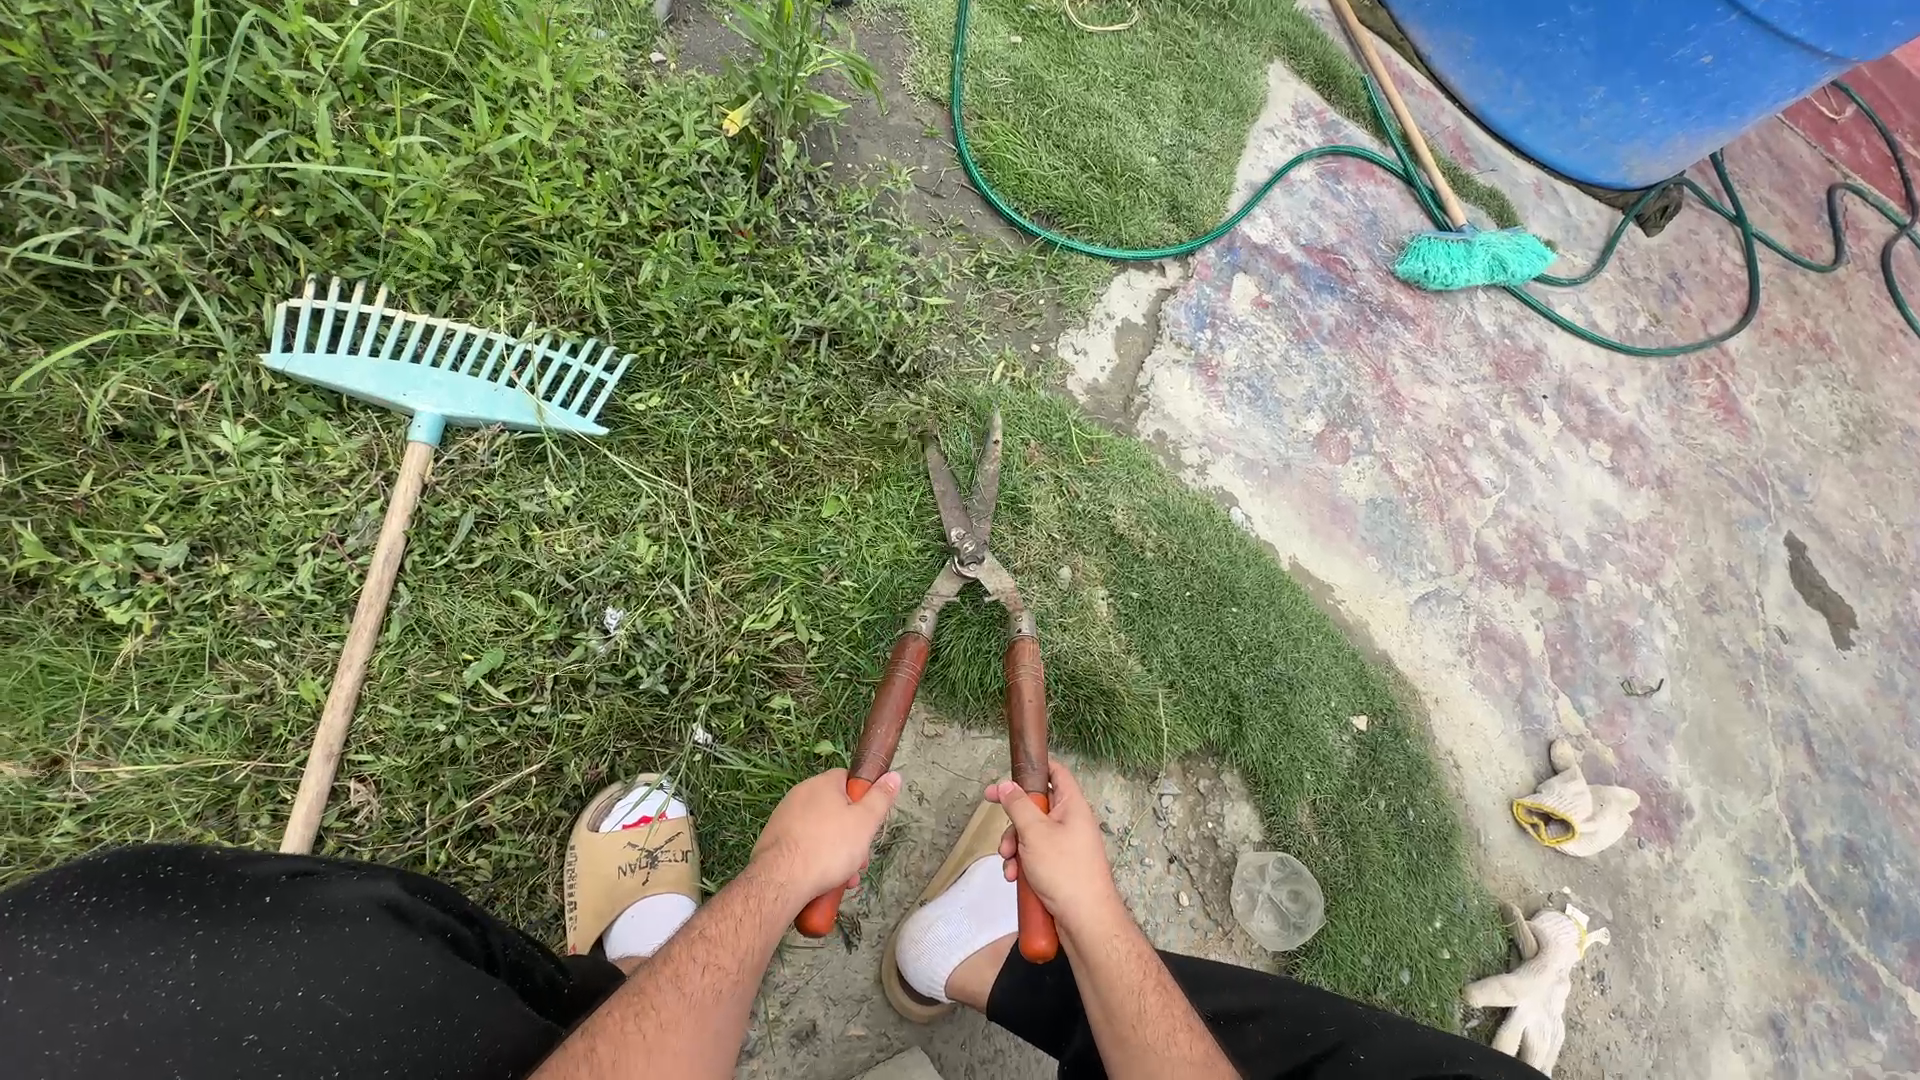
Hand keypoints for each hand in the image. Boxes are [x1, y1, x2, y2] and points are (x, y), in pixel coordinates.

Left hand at [750, 768, 900, 910]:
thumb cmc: (829, 847)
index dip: (862, 801)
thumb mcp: (865, 822)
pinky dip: (815, 861)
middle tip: (859, 860)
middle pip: (835, 811)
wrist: (781, 880)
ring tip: (844, 880)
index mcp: (822, 784)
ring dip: (837, 854)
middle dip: (851, 837)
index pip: (848, 780)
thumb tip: (893, 775)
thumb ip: (881, 798)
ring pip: (820, 833)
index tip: (868, 823)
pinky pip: (803, 847)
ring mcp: (784, 818)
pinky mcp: (773, 842)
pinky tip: (824, 883)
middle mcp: (800, 795)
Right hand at [986, 760, 1124, 934]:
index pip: (1055, 772)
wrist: (1086, 921)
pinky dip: (1023, 864)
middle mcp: (1071, 822)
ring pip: (1031, 834)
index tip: (1008, 775)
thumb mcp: (1034, 832)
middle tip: (1003, 836)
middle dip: (1014, 823)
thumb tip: (1005, 785)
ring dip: (1015, 848)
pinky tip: (1016, 879)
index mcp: (1072, 805)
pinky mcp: (1060, 867)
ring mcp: (1066, 846)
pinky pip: (1035, 856)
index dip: (1032, 769)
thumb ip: (1017, 805)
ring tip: (1011, 865)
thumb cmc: (1065, 871)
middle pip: (1036, 807)